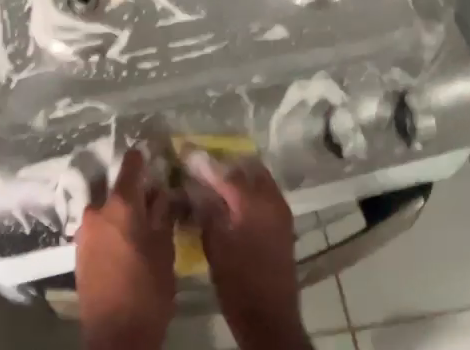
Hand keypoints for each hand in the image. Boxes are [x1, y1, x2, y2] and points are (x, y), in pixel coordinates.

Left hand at [77, 149, 176, 349]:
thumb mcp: (164, 251)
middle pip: (115, 189)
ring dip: (120, 209)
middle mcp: (96, 211)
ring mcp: (84, 231)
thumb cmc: (147, 291)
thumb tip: (161, 192)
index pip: (129, 168)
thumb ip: (161, 216)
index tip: (149, 151)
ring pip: (105, 209)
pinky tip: (125, 238)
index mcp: (119, 206)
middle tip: (151, 193)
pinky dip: (110, 226)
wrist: (115, 335)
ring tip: (139, 219)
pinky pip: (98, 227)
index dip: (140, 158)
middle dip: (132, 189)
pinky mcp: (79, 250)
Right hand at [185, 152, 307, 349]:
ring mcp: (281, 211)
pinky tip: (231, 200)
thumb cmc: (237, 282)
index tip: (186, 152)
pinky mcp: (284, 224)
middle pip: (248, 167)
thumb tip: (194, 184)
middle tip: (203, 167)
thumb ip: (206, 208)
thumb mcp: (214, 244)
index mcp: (253, 203)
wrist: (269, 317)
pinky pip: (266, 193)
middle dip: (225, 163)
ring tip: (215, 182)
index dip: (204, 162)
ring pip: (259, 179)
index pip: (225, 171)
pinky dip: (249, 189)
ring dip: (239, 175)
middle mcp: (272, 200)